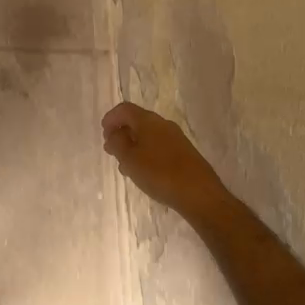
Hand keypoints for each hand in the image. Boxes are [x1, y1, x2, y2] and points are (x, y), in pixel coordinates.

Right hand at [101, 101, 225, 215]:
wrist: (201, 194)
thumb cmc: (160, 173)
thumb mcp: (130, 159)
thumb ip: (117, 143)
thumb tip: (113, 135)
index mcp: (147, 120)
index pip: (124, 109)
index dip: (111, 118)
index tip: (104, 133)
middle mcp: (163, 124)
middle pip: (137, 122)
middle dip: (122, 134)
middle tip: (112, 151)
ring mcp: (177, 138)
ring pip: (149, 136)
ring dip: (134, 146)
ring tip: (126, 166)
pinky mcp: (186, 154)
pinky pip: (160, 147)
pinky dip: (148, 154)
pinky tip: (146, 173)